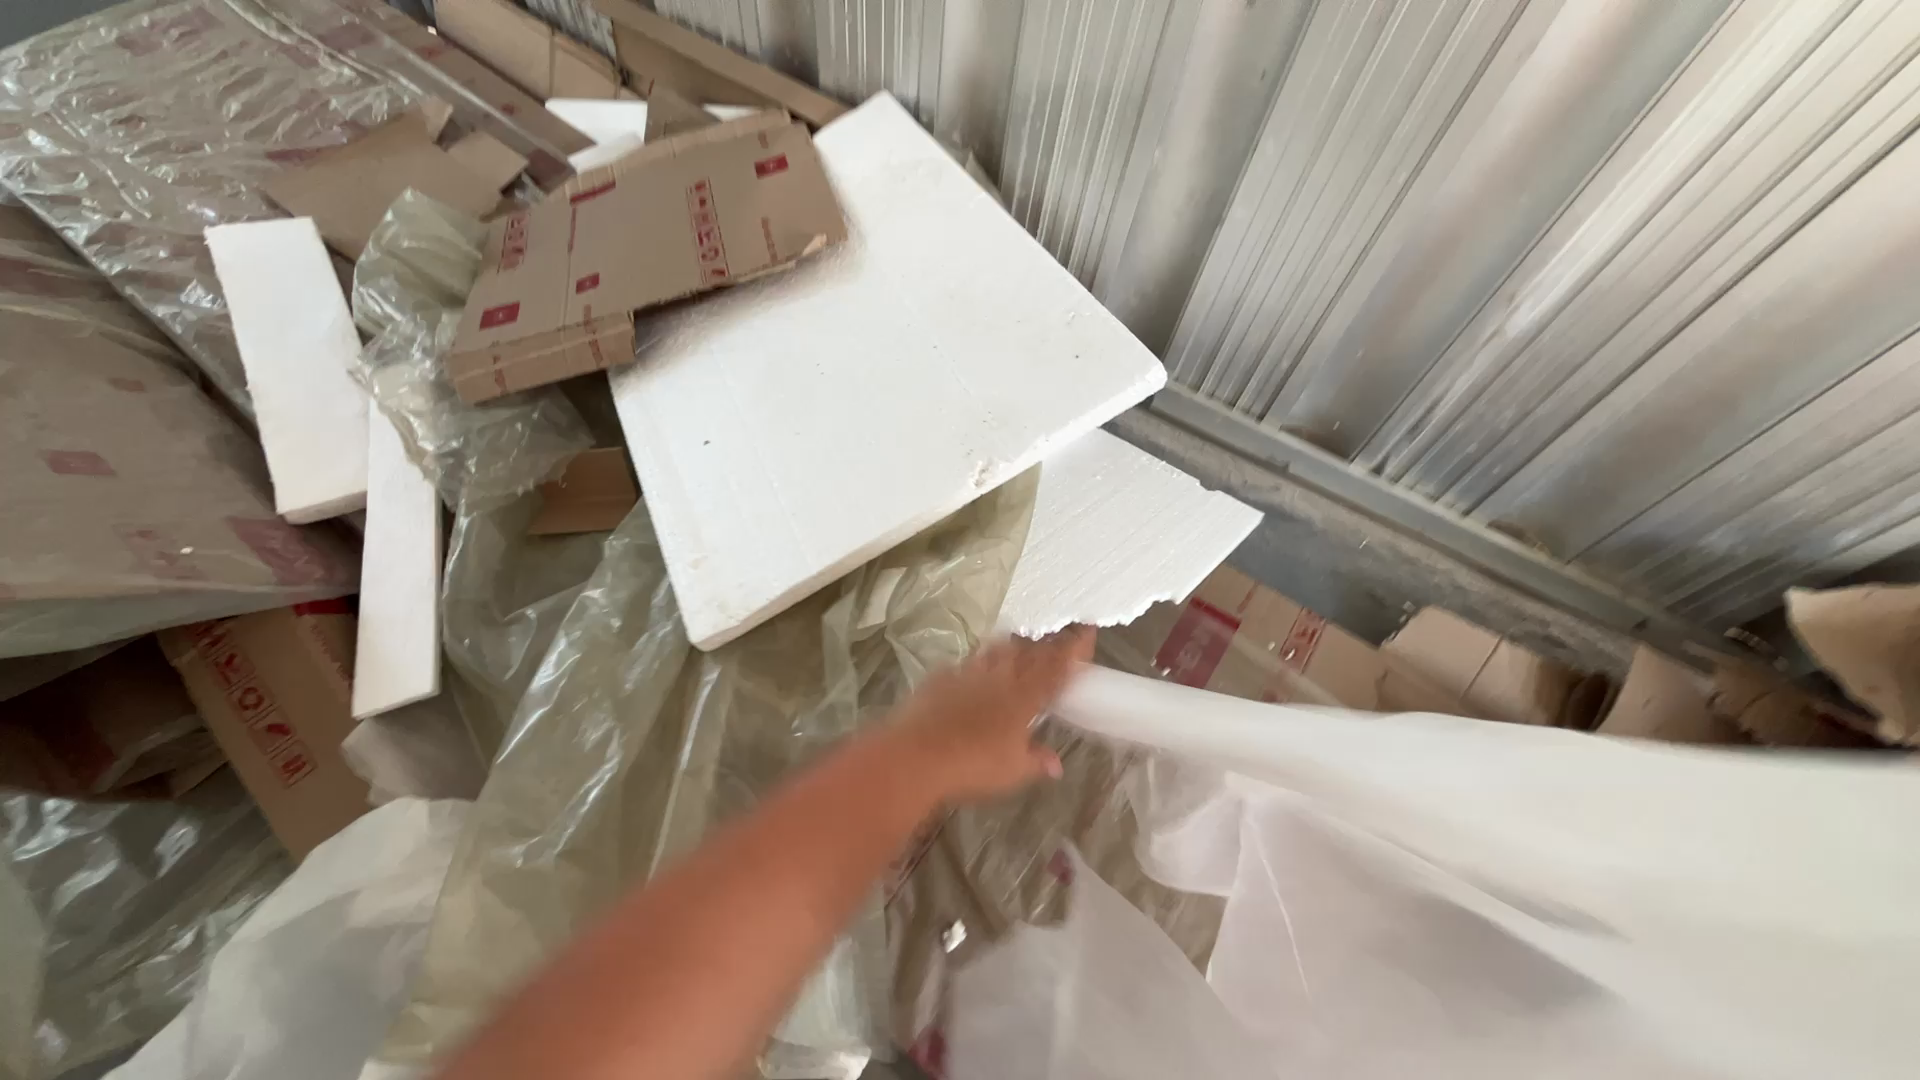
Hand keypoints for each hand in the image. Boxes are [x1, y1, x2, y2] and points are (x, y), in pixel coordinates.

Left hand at [884, 627, 1095, 802]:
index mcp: (1025, 696)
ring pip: (996, 649)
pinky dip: (976, 664)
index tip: (1087, 630)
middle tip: (1057, 637)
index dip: (1074, 648)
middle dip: (1045, 642)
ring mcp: (968, 672)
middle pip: (1028, 650)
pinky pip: (965, 664)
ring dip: (1011, 645)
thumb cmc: (973, 765)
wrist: (917, 755)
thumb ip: (1035, 761)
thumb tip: (1055, 764)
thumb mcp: (1012, 771)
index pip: (1056, 666)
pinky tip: (974, 671)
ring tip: (1019, 645)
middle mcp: (1000, 676)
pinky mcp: (941, 676)